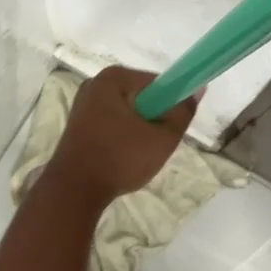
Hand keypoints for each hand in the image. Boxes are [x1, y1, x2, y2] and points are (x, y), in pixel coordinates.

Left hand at [49, 66, 199, 204]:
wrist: (73, 192)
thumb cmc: (120, 159)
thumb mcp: (162, 138)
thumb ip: (183, 112)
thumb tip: (197, 90)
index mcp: (114, 78)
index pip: (158, 83)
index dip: (171, 104)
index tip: (172, 127)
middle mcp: (95, 84)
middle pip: (142, 96)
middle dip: (154, 117)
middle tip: (157, 143)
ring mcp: (83, 104)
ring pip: (127, 111)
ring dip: (138, 128)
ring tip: (139, 153)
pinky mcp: (77, 123)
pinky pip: (111, 122)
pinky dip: (122, 135)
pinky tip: (122, 156)